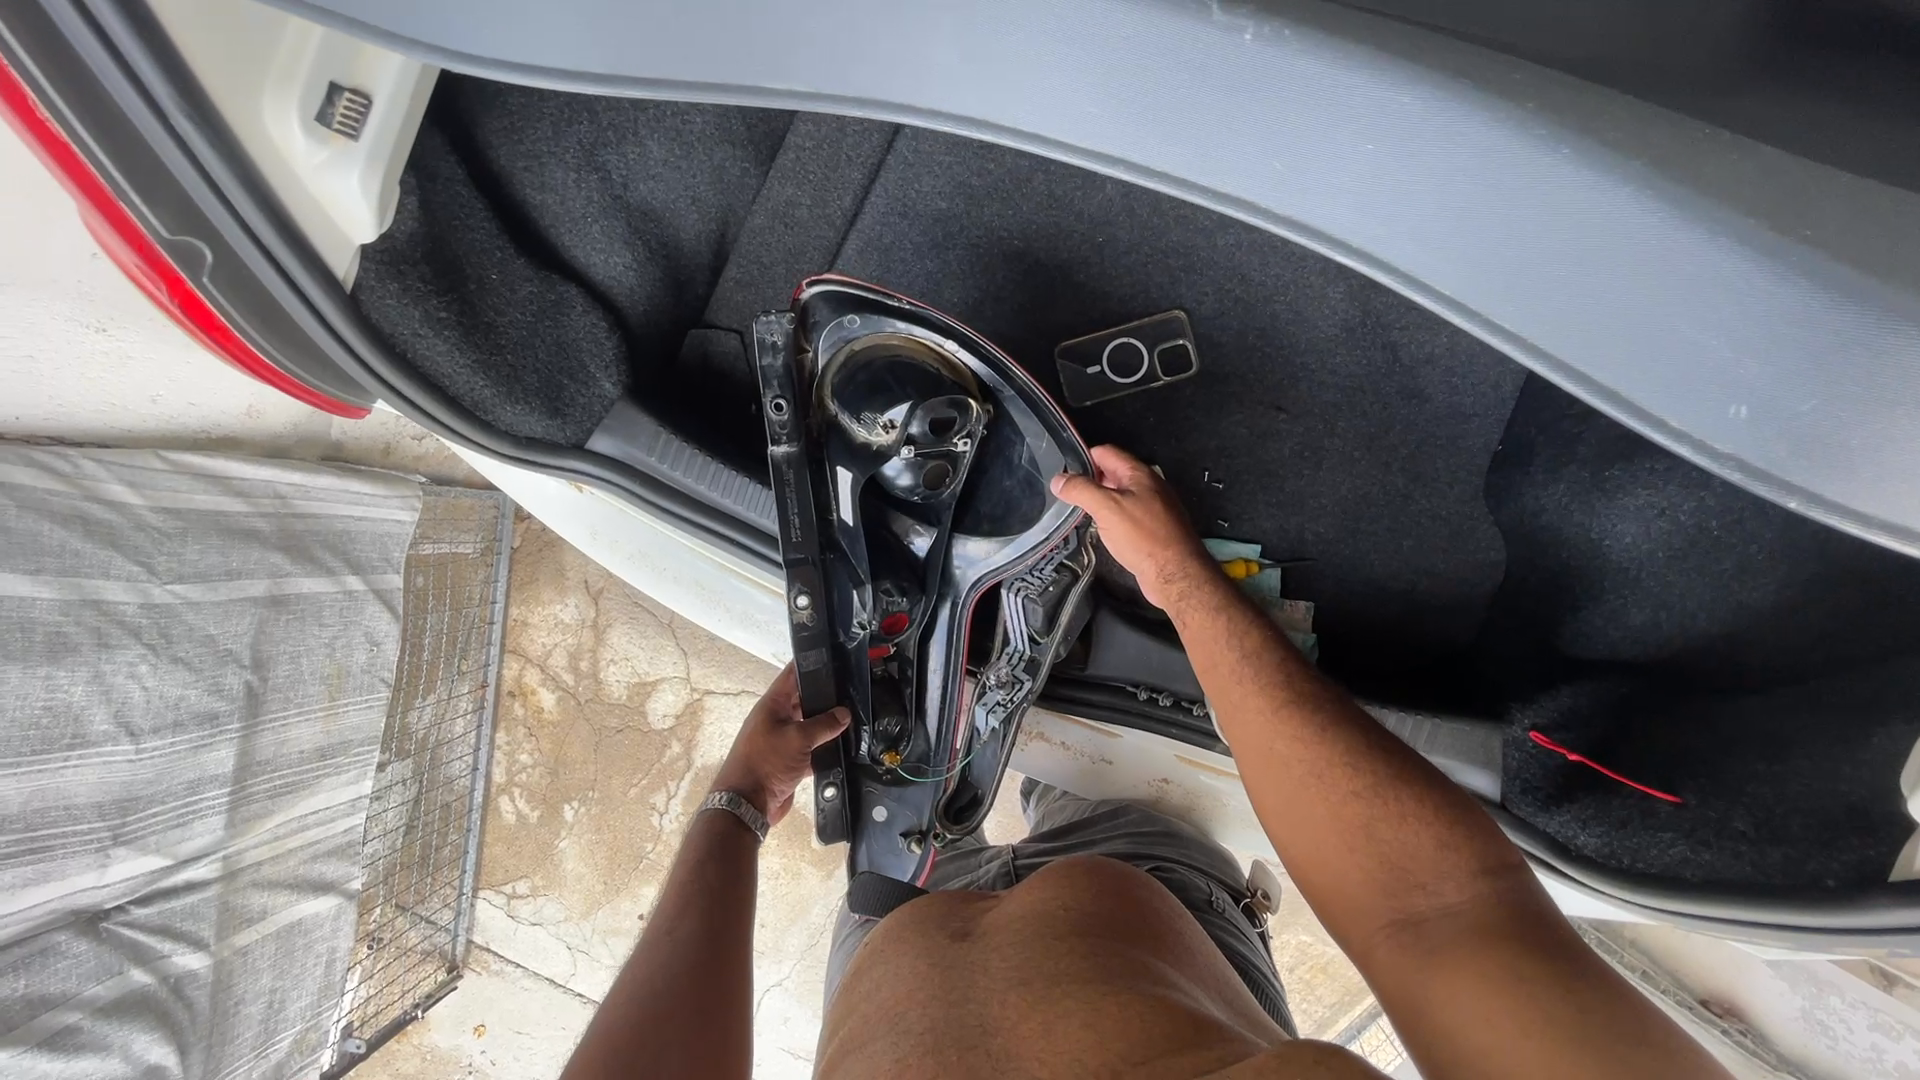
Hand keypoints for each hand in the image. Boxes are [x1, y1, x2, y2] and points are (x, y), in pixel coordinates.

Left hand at [711, 664, 849, 826]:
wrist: (747, 805)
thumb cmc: (765, 763)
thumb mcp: (798, 738)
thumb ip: (824, 724)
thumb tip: (844, 714)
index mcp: (773, 705)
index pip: (793, 675)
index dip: (810, 664)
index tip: (832, 657)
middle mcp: (777, 719)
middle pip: (804, 700)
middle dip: (825, 697)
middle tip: (851, 690)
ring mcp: (782, 741)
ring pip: (810, 726)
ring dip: (826, 726)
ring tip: (853, 718)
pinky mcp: (789, 761)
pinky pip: (811, 749)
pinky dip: (825, 749)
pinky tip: (843, 748)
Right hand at [1051, 444, 1219, 611]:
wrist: (1175, 574)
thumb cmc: (1144, 537)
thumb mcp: (1107, 508)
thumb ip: (1081, 490)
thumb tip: (1059, 480)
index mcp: (1139, 474)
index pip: (1106, 453)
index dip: (1083, 458)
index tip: (1063, 472)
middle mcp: (1148, 487)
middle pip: (1113, 474)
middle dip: (1089, 480)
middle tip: (1067, 494)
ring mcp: (1153, 509)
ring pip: (1120, 496)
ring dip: (1100, 501)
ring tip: (1078, 512)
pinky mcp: (1153, 530)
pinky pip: (1128, 515)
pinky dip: (1112, 518)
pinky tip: (1101, 530)